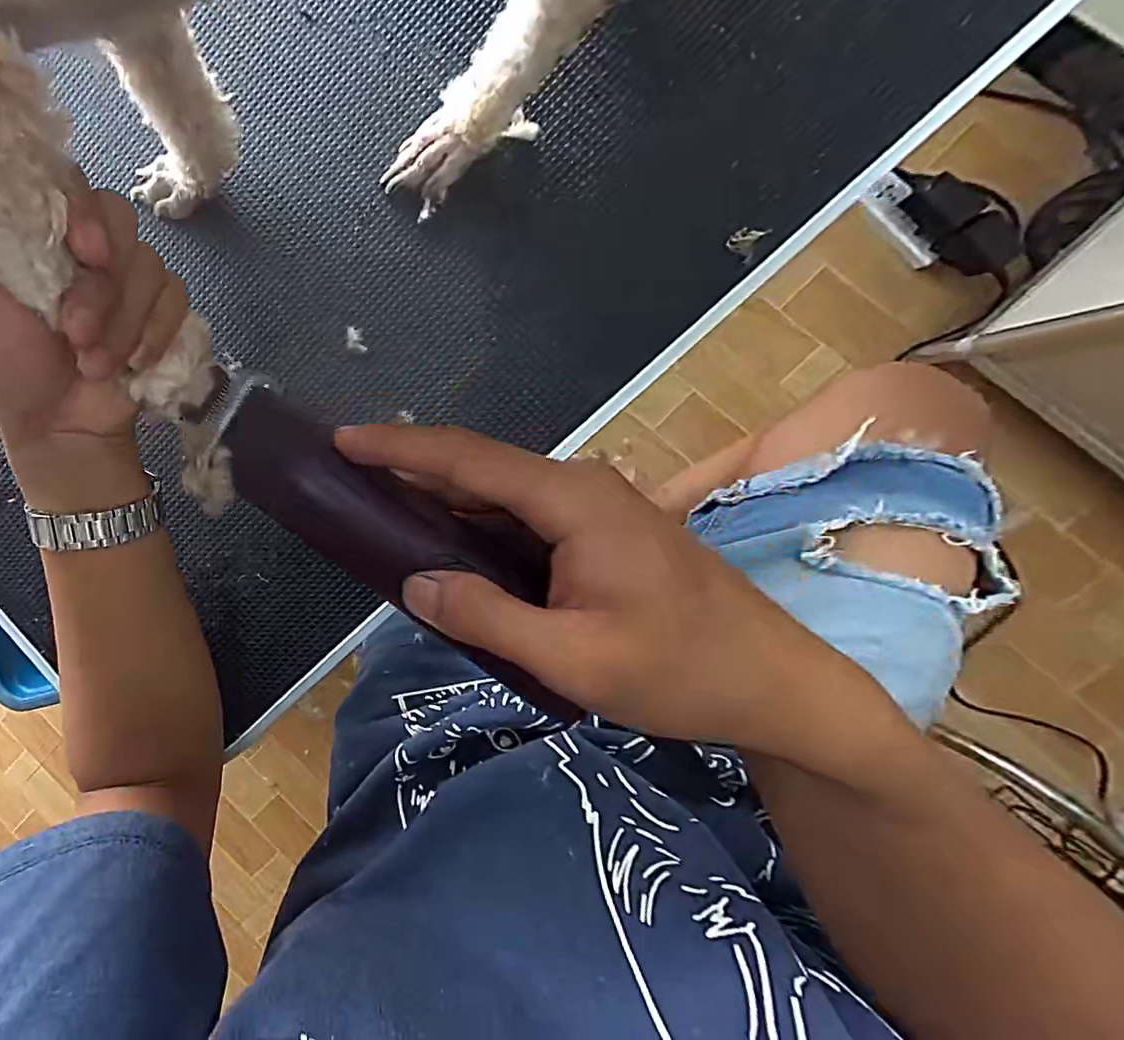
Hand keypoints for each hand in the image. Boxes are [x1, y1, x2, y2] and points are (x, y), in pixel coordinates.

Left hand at [0, 154, 189, 508]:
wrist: (62, 433)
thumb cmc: (13, 369)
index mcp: (44, 235)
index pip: (74, 187)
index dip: (84, 212)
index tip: (81, 249)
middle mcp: (91, 250)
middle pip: (122, 224)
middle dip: (103, 289)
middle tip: (76, 332)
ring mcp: (132, 281)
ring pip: (152, 268)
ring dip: (123, 326)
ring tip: (93, 364)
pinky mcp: (163, 312)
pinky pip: (177, 300)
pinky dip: (154, 335)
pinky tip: (132, 366)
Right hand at [334, 424, 908, 767]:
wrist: (778, 686)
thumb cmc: (682, 672)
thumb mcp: (574, 658)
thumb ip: (487, 618)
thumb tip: (414, 584)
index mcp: (573, 501)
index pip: (468, 459)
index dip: (400, 446)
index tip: (345, 439)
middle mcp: (580, 486)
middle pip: (478, 466)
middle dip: (410, 467)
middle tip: (349, 477)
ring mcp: (592, 506)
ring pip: (497, 491)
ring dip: (439, 496)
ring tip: (380, 507)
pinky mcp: (597, 530)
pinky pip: (519, 516)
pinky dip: (473, 523)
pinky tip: (445, 543)